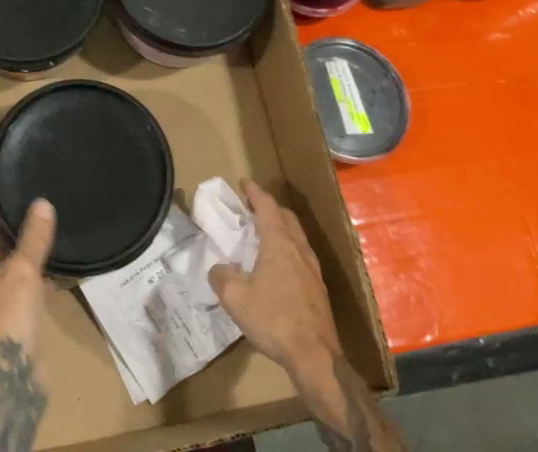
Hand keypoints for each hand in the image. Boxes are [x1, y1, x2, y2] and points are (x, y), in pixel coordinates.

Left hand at [0, 198, 55, 355]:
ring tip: (36, 253)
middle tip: (21, 227)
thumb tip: (42, 202)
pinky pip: (6, 301)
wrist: (9, 375)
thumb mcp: (24, 270)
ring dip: (11, 268)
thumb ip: (33, 238)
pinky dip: (20, 290)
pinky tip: (44, 287)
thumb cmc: (8, 315)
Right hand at [209, 180, 341, 373]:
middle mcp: (299, 249)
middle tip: (252, 208)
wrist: (315, 355)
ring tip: (264, 236)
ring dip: (281, 229)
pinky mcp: (318, 289)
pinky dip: (288, 250)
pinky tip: (278, 268)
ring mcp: (313, 269)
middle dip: (270, 208)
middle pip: (286, 218)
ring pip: (297, 237)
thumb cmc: (273, 319)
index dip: (254, 192)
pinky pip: (301, 257)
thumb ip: (222, 276)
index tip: (243, 182)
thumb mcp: (234, 297)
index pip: (267, 207)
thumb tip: (219, 268)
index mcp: (279, 243)